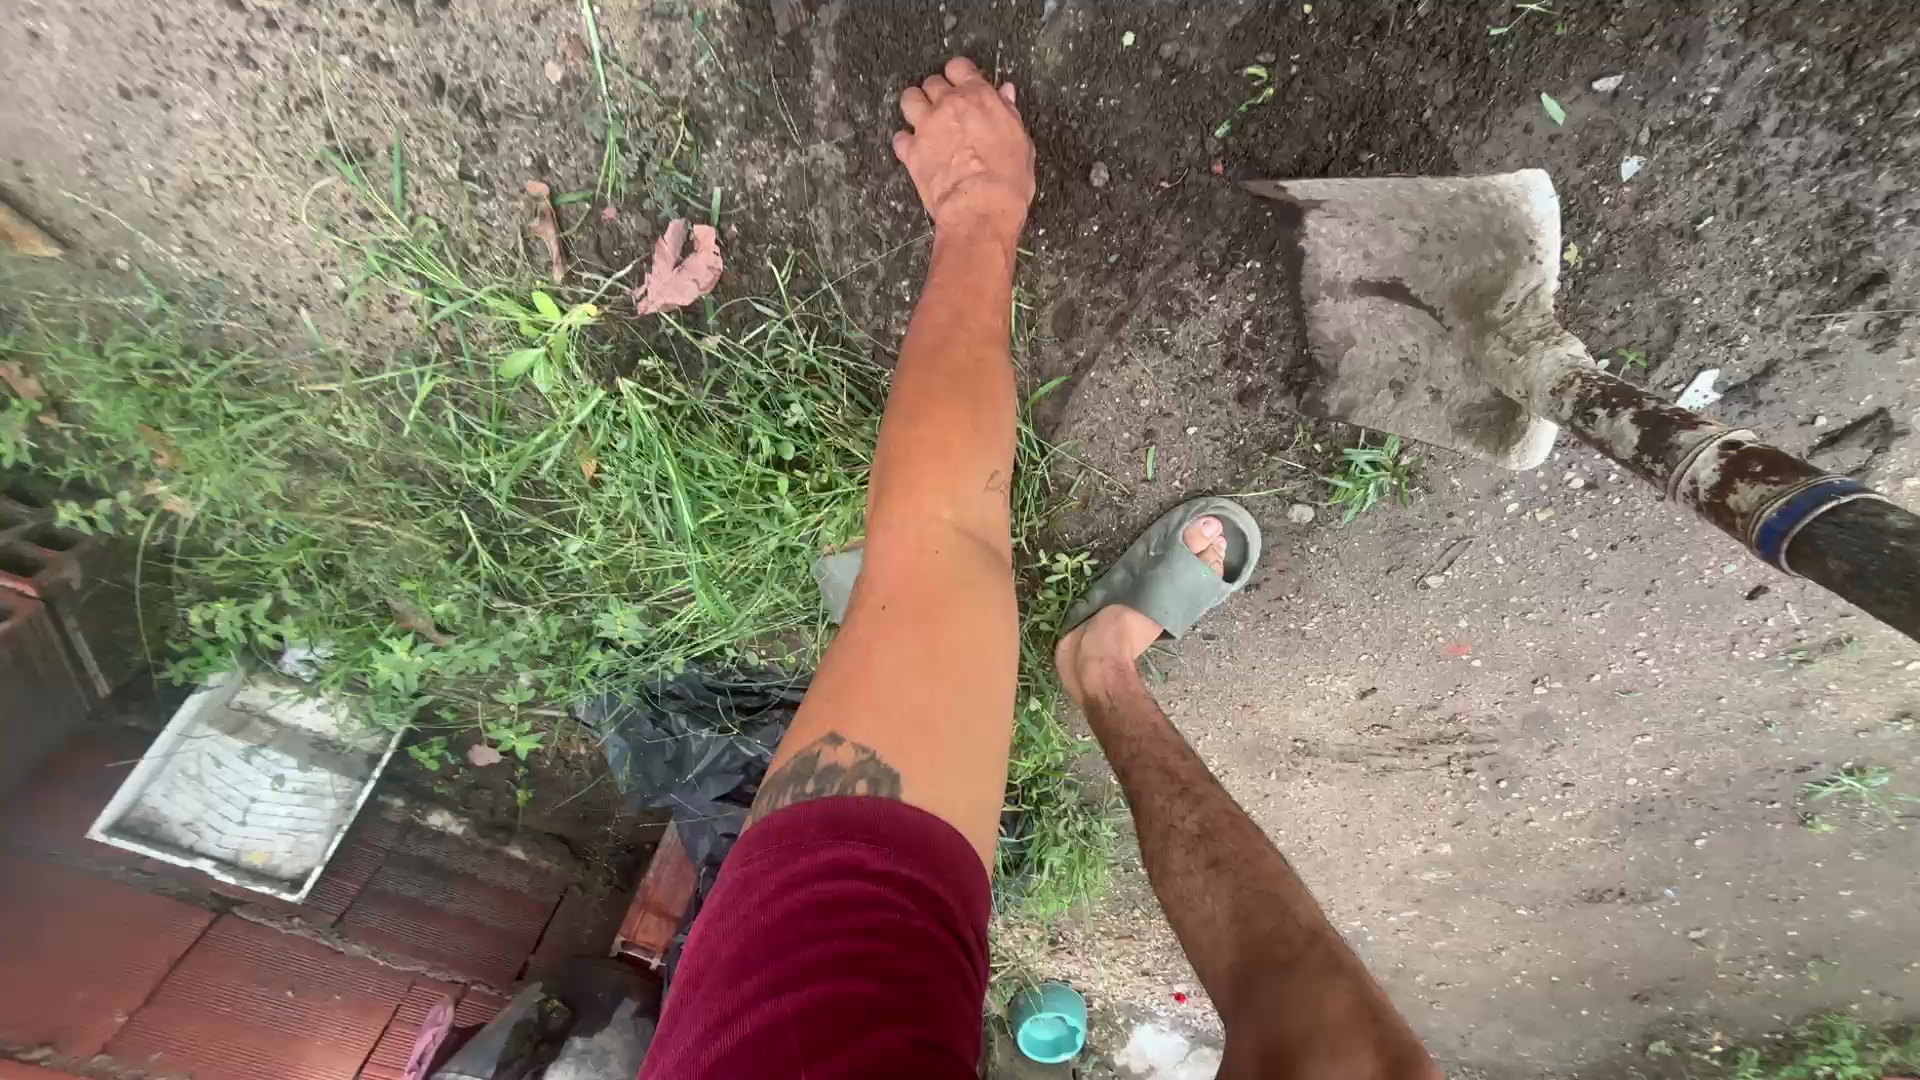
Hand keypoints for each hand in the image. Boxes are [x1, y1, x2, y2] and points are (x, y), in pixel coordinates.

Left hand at [892, 57, 1034, 243]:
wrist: (981, 208)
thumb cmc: (1007, 181)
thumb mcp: (1021, 143)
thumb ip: (1009, 114)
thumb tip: (1006, 94)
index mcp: (978, 97)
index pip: (960, 68)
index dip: (959, 75)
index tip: (960, 85)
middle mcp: (949, 105)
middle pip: (932, 83)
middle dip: (936, 94)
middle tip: (944, 111)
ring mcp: (927, 128)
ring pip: (909, 100)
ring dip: (914, 107)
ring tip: (923, 123)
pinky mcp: (912, 153)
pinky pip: (899, 139)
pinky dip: (905, 144)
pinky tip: (914, 152)